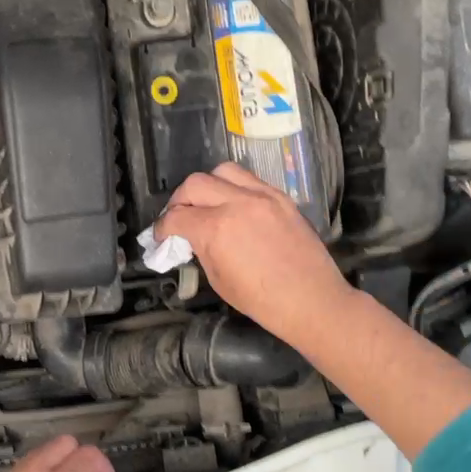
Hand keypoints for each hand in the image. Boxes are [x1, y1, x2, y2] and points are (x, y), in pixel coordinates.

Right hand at [154, 162, 351, 345]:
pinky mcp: (281, 197)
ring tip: (207, 203)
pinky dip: (234, 188)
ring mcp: (262, 196)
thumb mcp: (217, 278)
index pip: (176, 216)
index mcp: (216, 229)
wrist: (310, 299)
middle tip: (178, 217)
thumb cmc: (260, 300)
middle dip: (179, 200)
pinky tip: (234, 206)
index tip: (160, 236)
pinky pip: (250, 180)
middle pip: (194, 184)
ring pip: (223, 171)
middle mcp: (237, 203)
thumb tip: (192, 238)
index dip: (161, 228)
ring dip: (207, 185)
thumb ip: (202, 249)